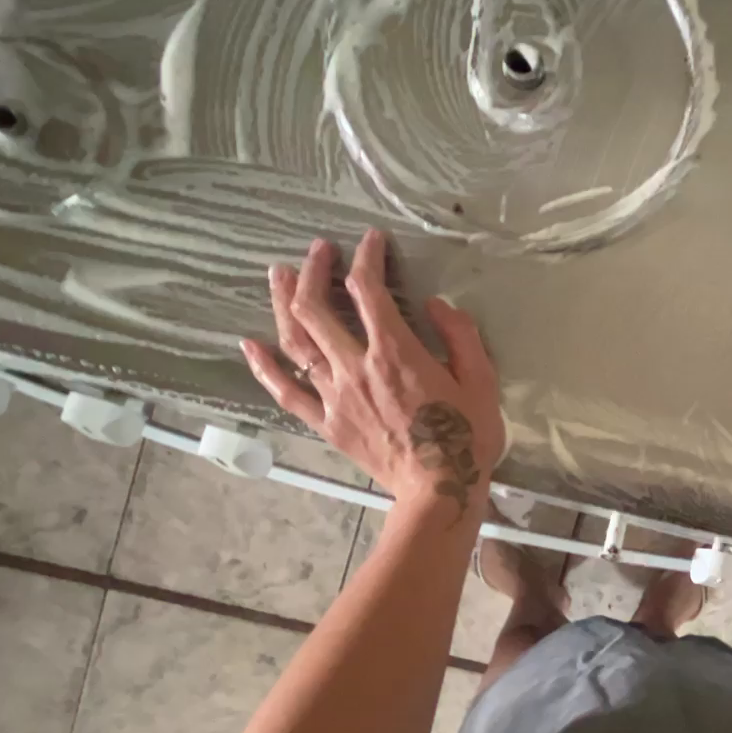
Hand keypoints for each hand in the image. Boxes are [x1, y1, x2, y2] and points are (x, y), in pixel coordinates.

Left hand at [241, 230, 503, 517]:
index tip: (371, 241)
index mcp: (395, 352)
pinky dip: (264, 366)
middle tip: (320, 250)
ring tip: (278, 275)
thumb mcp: (482, 381)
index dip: (367, 258)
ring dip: (282, 301)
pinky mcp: (326, 421)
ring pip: (294, 339)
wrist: (439, 491)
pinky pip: (285, 391)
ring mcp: (334, 395)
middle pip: (316, 307)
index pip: (368, 290)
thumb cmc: (468, 437)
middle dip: (314, 269)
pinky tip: (250, 345)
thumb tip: (436, 305)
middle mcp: (355, 366)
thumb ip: (460, 336)